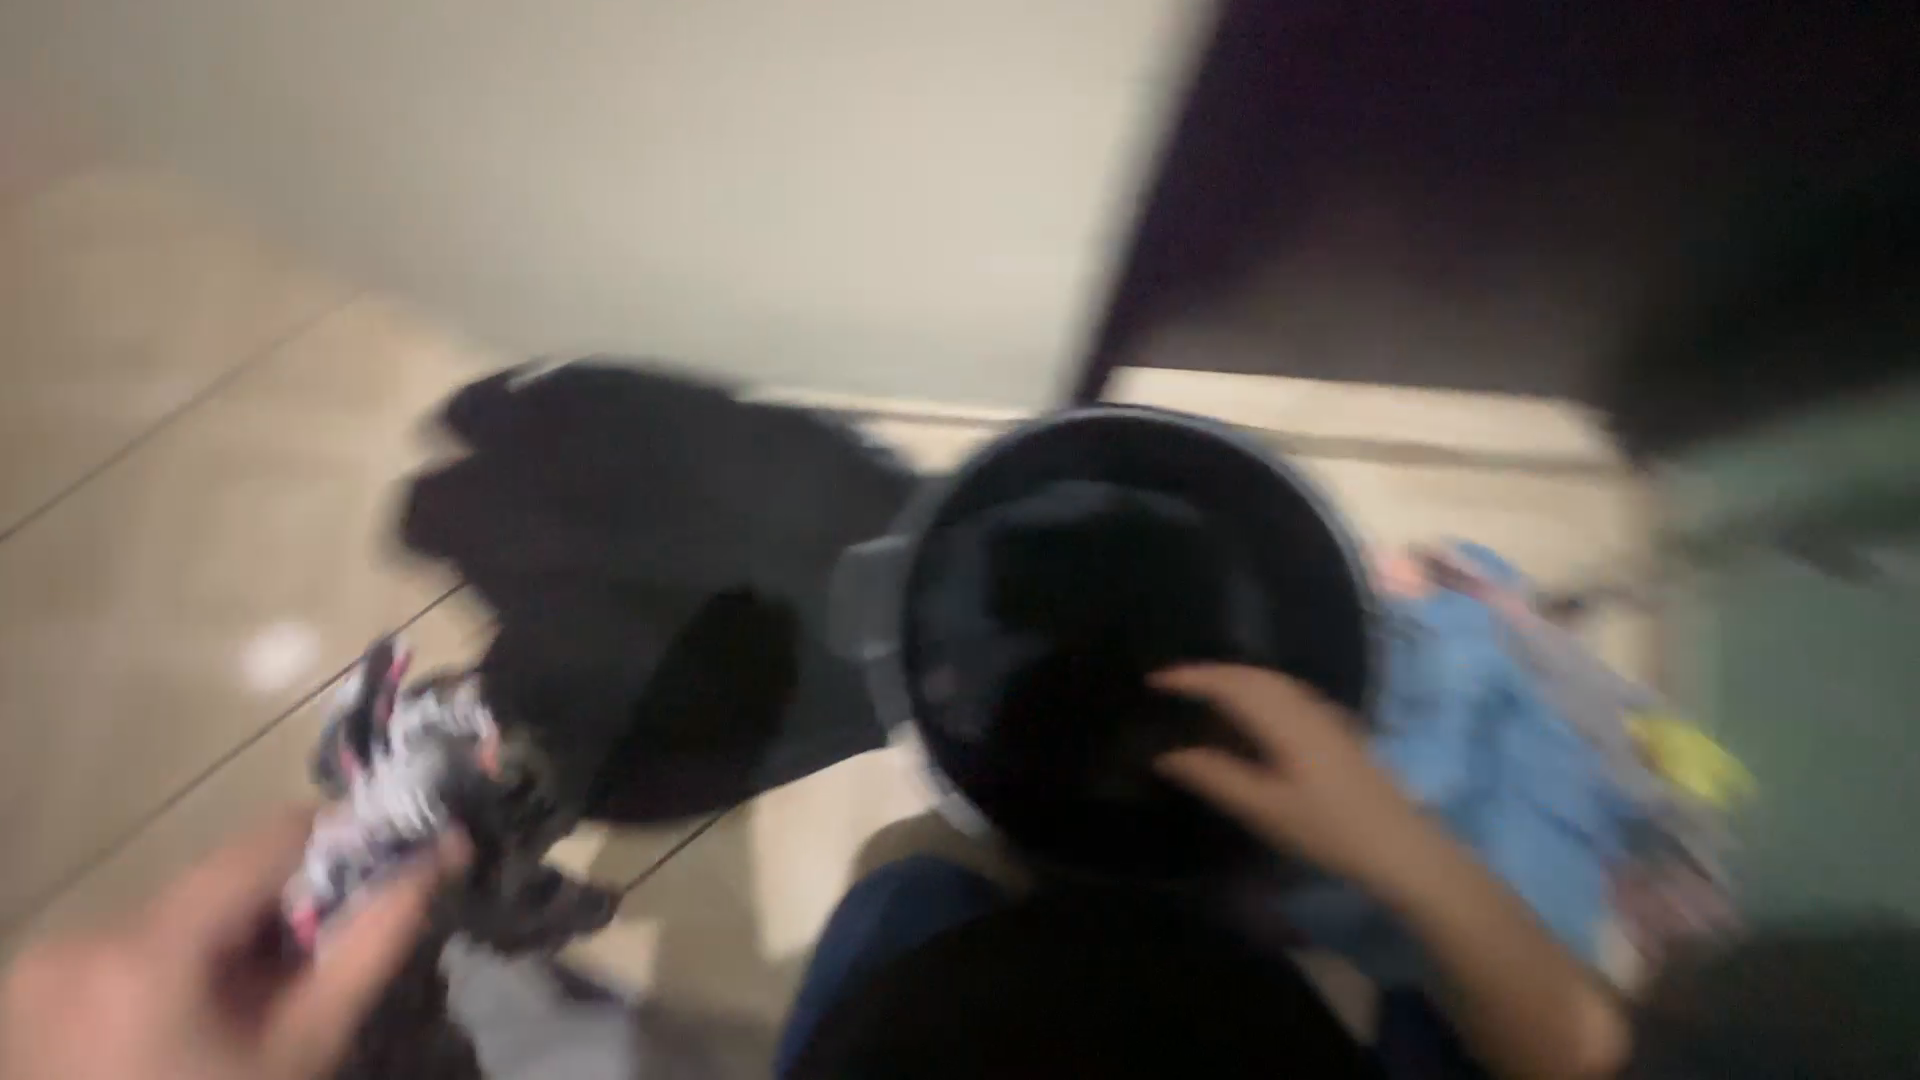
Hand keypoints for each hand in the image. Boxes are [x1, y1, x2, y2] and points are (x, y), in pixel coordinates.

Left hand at [1, 807, 464, 1079]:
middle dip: (309, 887)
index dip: (354, 839)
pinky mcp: (52, 973)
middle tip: (343, 935)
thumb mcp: (315, 1033)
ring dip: (266, 912)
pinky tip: (233, 986)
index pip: (282, 834)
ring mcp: (58, 954)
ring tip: (287, 970)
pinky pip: (169, 918)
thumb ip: (384, 930)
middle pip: (244, 863)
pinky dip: (220, 936)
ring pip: (211, 887)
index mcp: (148, 947)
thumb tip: (452, 845)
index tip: (400, 864)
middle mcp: (91, 930)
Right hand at [1153, 664, 1436, 894]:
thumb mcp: (1263, 809)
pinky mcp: (1335, 731)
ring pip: (1270, 682)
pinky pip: (1285, 694)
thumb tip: (1166, 755)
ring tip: (1202, 695)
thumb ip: (1213, 777)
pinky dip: (1256, 692)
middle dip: (1208, 674)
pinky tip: (1250, 715)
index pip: (1228, 684)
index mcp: (1283, 720)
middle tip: (1172, 684)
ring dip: (1232, 680)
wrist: (1406, 851)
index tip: (1154, 681)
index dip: (1189, 678)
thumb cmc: (1330, 830)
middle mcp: (1303, 707)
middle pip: (1250, 675)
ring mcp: (1323, 717)